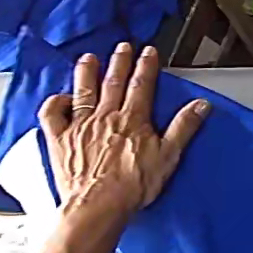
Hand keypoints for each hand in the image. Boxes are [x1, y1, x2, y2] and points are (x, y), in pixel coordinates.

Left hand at [37, 43, 209, 226]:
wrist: (98, 205)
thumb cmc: (135, 184)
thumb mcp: (169, 155)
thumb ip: (184, 127)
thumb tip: (201, 105)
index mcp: (133, 120)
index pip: (142, 86)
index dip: (146, 66)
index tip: (148, 51)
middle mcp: (105, 117)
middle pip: (113, 83)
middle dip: (119, 62)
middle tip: (122, 46)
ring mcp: (79, 127)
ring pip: (83, 92)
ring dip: (87, 73)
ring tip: (89, 58)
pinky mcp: (60, 140)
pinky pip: (52, 115)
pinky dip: (55, 102)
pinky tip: (61, 97)